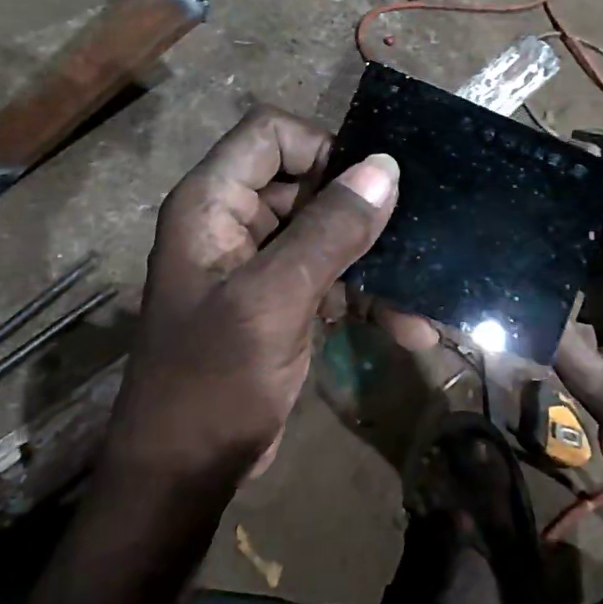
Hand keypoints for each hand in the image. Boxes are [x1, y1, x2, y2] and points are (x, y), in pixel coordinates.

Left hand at [104, 107, 399, 477]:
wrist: (182, 469)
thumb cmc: (213, 381)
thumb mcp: (273, 301)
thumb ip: (328, 232)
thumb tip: (384, 167)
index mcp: (210, 202)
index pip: (269, 134)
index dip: (321, 147)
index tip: (371, 186)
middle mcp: (228, 220)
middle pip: (302, 181)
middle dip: (359, 212)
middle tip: (416, 243)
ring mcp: (252, 261)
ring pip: (321, 230)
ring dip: (370, 261)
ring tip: (420, 304)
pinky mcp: (274, 298)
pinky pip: (324, 272)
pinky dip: (360, 294)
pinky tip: (405, 329)